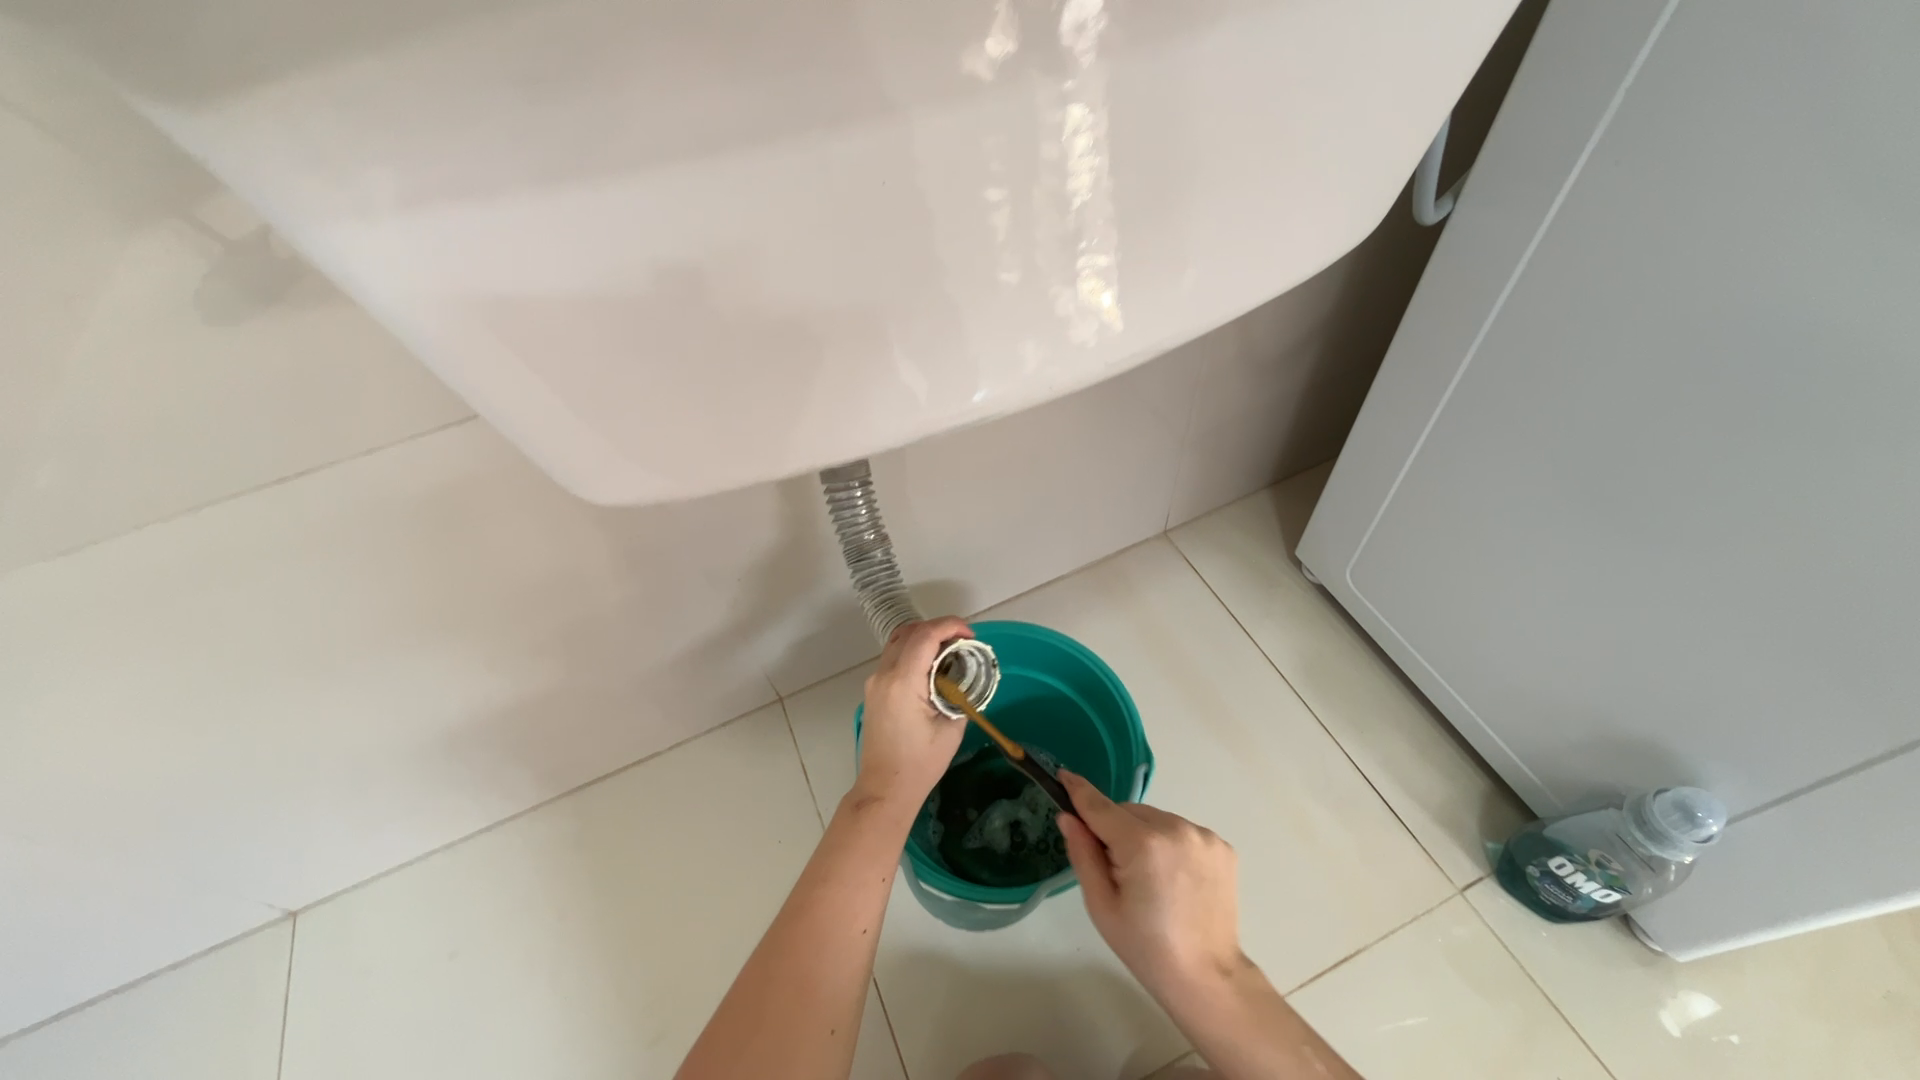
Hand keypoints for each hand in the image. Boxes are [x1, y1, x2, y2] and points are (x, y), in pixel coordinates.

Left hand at [851, 617, 971, 812]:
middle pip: (909, 632)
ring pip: (898, 641)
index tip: (971, 635)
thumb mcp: (951, 728)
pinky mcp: (873, 690)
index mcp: (903, 682)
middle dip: (938, 628)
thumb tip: (964, 677)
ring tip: (950, 651)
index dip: (950, 626)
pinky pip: (893, 658)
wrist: (885, 787)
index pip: (925, 636)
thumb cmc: (920, 763)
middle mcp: (883, 675)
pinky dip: (913, 652)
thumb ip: (959, 695)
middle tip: (963, 641)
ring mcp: (874, 682)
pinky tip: (933, 667)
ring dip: (924, 638)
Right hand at [1056, 770, 1245, 995]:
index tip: (1063, 775)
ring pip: (1156, 819)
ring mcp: (1203, 836)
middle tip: (1115, 869)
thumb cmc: (1145, 946)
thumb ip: (1083, 854)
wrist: (1206, 976)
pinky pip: (1181, 832)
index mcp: (1143, 844)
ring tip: (1149, 879)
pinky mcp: (1222, 846)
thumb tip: (1069, 817)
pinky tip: (1174, 878)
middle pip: (1130, 812)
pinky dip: (1170, 844)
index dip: (1079, 791)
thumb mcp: (1101, 905)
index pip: (1102, 807)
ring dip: (1144, 835)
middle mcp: (1176, 828)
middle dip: (1116, 829)